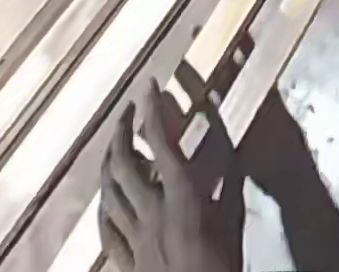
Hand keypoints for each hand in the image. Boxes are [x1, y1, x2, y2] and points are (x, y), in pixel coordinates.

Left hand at [100, 79, 243, 271]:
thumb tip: (235, 152)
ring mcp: (134, 236)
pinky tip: (106, 199)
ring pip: (109, 192)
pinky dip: (104, 208)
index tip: (150, 84)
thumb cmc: (221, 268)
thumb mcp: (234, 224)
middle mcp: (151, 209)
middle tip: (127, 111)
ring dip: (109, 163)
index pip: (161, 140)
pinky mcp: (126, 261)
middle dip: (122, 130)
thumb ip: (232, 186)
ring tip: (115, 145)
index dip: (152, 108)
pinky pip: (106, 230)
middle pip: (124, 162)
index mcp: (180, 195)